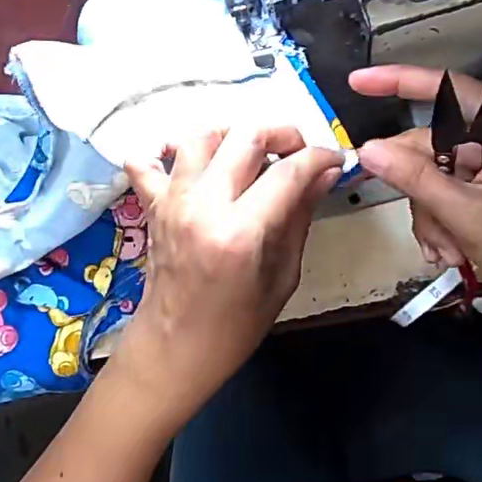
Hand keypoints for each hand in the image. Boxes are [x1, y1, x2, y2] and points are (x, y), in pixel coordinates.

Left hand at [111, 126, 342, 428]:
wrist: (174, 348)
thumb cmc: (234, 325)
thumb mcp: (282, 277)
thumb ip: (300, 218)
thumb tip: (324, 175)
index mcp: (239, 233)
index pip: (288, 172)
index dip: (319, 157)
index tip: (334, 159)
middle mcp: (202, 206)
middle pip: (244, 136)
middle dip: (281, 133)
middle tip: (298, 151)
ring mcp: (172, 201)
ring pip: (201, 136)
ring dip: (233, 135)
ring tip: (252, 154)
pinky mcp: (153, 205)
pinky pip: (147, 161)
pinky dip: (167, 151)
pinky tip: (192, 162)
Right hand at [348, 64, 481, 347]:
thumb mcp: (469, 215)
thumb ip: (415, 178)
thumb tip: (367, 148)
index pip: (448, 90)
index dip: (398, 80)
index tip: (357, 81)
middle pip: (435, 146)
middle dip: (422, 191)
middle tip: (429, 233)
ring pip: (438, 177)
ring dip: (433, 216)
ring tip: (449, 253)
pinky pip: (453, 196)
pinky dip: (445, 224)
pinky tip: (453, 253)